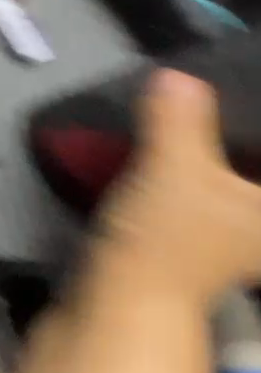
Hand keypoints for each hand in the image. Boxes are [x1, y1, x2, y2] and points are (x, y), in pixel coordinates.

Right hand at [91, 69, 260, 305]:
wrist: (126, 298)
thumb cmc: (171, 238)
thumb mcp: (171, 171)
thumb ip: (178, 122)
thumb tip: (175, 74)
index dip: (260, 125)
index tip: (253, 95)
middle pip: (257, 170)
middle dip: (246, 143)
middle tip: (233, 109)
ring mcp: (249, 233)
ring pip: (243, 185)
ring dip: (228, 160)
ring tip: (205, 128)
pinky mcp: (212, 239)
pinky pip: (224, 195)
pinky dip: (210, 175)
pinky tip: (188, 161)